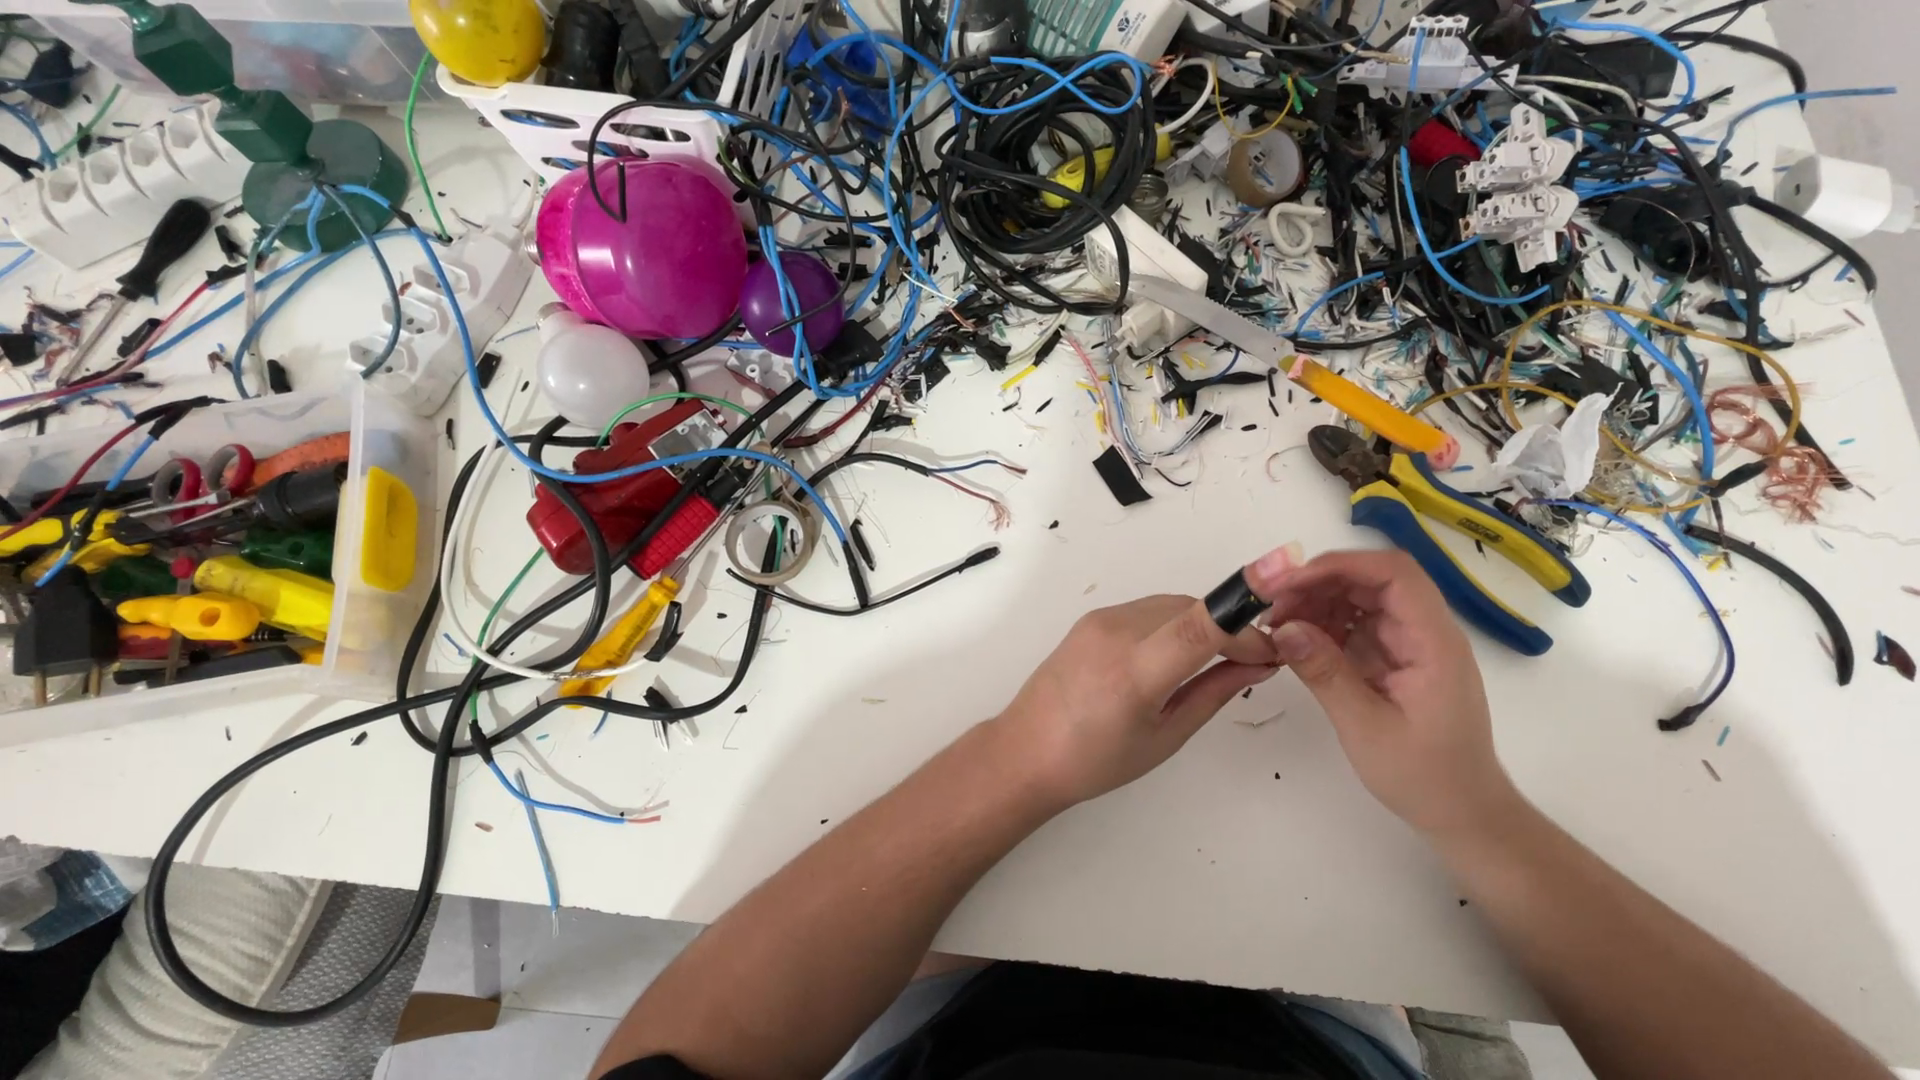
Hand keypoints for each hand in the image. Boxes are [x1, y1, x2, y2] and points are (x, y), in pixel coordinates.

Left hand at [994, 546, 1297, 807]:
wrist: (1025, 750)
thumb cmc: (1096, 760)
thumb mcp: (1165, 736)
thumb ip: (1214, 693)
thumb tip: (1260, 664)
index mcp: (1134, 673)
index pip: (1199, 625)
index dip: (1245, 605)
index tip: (1284, 612)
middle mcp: (1115, 634)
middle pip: (1192, 609)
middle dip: (1231, 629)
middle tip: (1256, 662)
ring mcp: (1099, 621)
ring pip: (1172, 604)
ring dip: (1203, 623)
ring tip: (1219, 661)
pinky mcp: (1091, 618)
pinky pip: (1147, 609)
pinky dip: (1175, 622)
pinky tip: (1179, 653)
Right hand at [1262, 550, 1521, 838]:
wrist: (1463, 812)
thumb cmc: (1424, 776)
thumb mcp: (1366, 727)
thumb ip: (1325, 673)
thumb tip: (1282, 627)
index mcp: (1433, 642)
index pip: (1393, 574)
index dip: (1341, 566)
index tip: (1291, 583)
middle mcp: (1425, 632)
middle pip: (1373, 579)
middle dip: (1320, 582)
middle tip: (1272, 604)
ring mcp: (1409, 644)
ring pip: (1361, 598)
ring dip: (1317, 601)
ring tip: (1276, 623)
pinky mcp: (1394, 658)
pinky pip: (1357, 624)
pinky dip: (1324, 624)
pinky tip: (1295, 640)